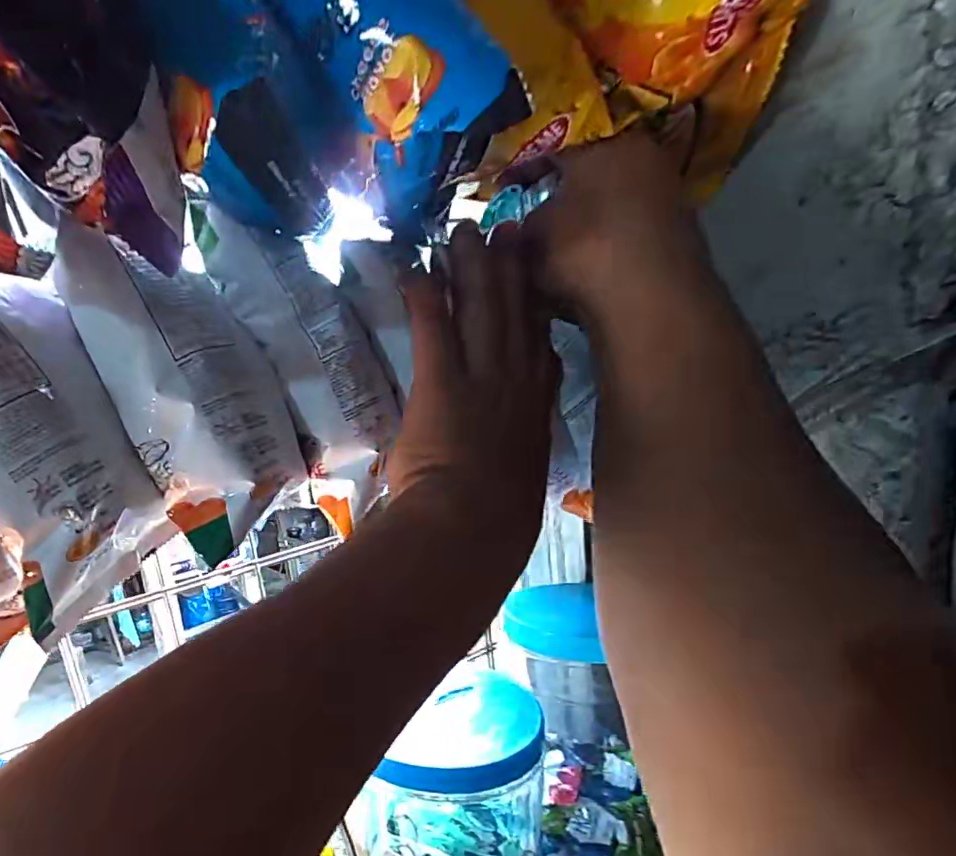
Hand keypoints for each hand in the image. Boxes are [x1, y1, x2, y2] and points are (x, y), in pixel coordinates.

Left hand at [387, 221, 557, 542]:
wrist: (470, 525)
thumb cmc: (493, 522)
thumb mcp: (517, 491)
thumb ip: (511, 468)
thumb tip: (499, 476)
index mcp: (535, 412)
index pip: (540, 351)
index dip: (536, 313)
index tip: (534, 286)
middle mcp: (516, 383)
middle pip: (517, 313)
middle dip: (510, 269)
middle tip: (505, 230)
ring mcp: (481, 378)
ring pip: (482, 308)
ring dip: (472, 267)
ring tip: (465, 232)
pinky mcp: (442, 382)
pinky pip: (434, 328)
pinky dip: (424, 296)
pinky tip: (415, 270)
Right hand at [517, 132, 714, 328]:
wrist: (647, 293)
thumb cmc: (581, 248)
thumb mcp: (533, 233)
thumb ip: (523, 221)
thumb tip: (522, 223)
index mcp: (606, 144)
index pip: (554, 146)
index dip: (521, 168)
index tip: (500, 186)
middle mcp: (641, 157)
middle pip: (585, 173)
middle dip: (553, 195)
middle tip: (523, 218)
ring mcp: (661, 193)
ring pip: (602, 203)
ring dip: (574, 223)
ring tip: (545, 249)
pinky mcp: (669, 231)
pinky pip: (617, 230)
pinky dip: (595, 243)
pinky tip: (575, 267)